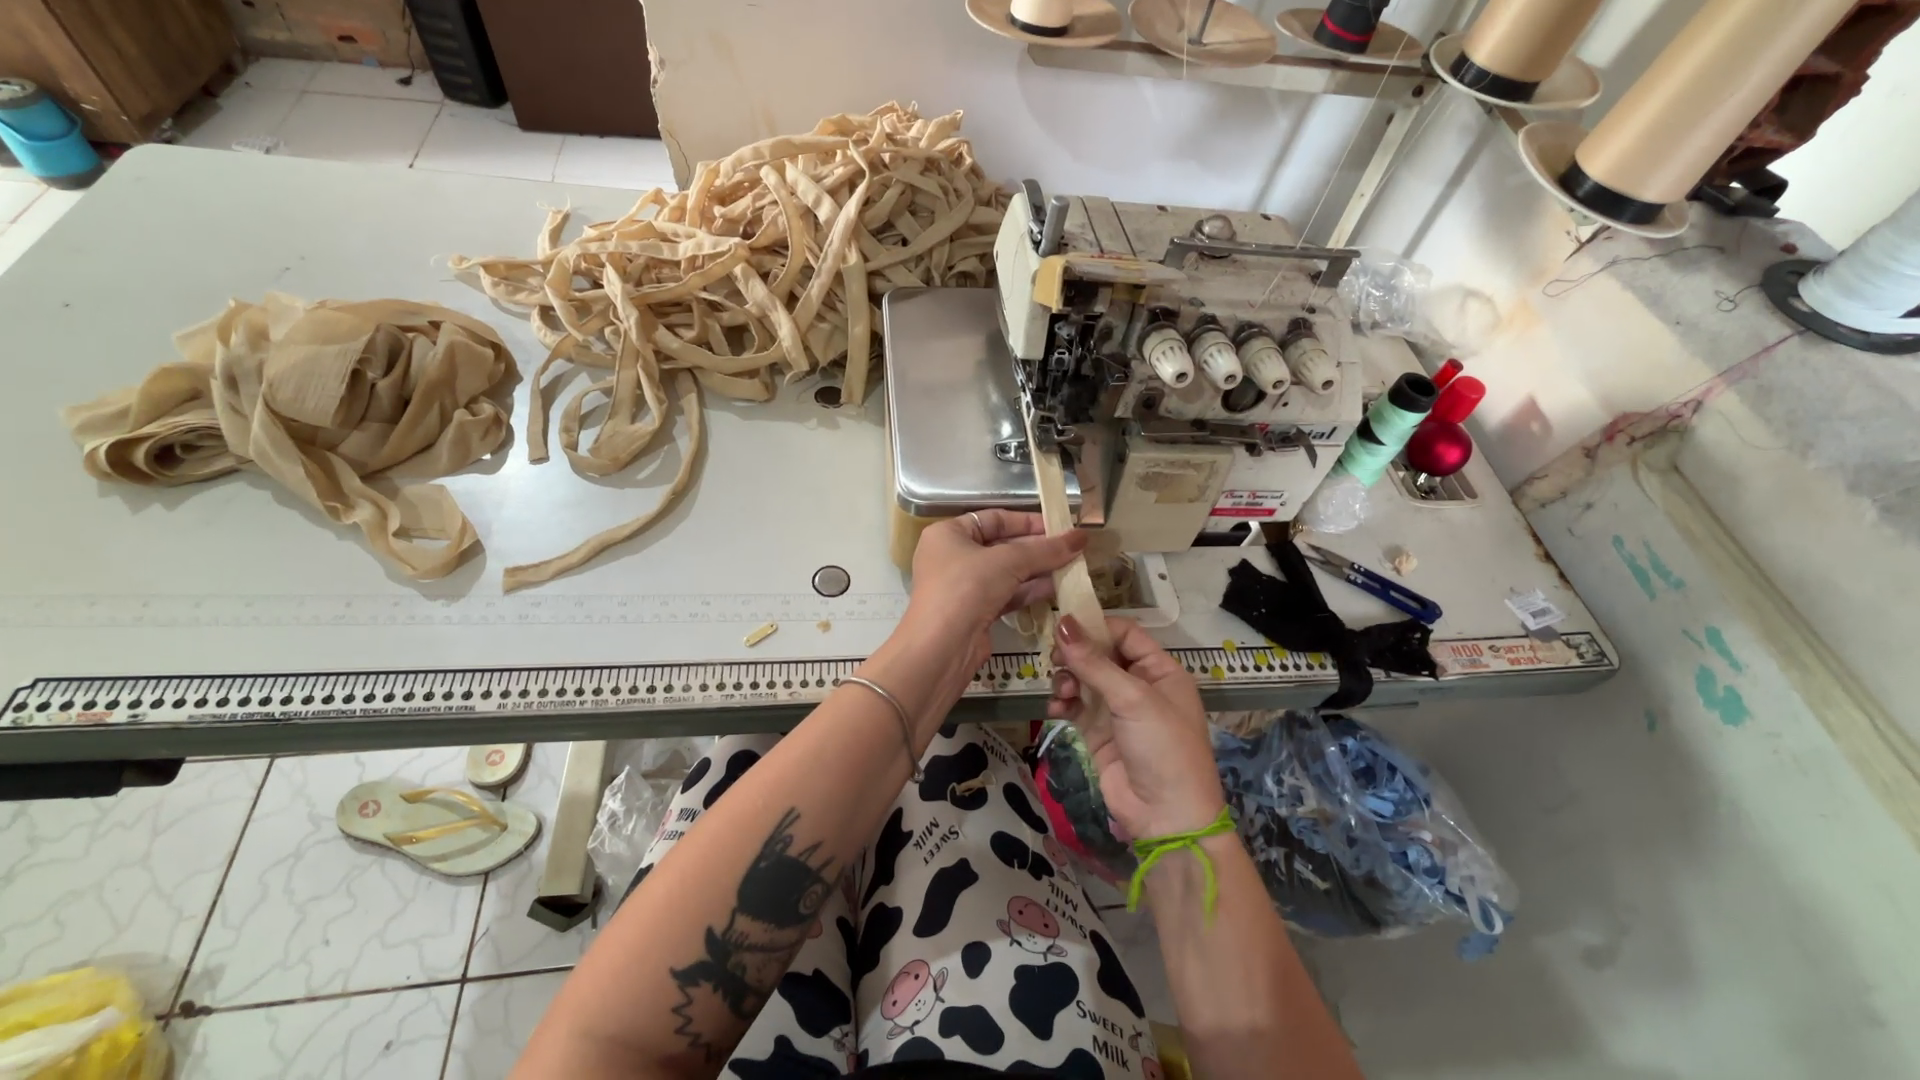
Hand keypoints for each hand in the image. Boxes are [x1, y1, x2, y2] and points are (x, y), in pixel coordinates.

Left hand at [900, 510, 1087, 674]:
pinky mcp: (976, 612)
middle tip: (1073, 548)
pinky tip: (1058, 587)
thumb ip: (1046, 549)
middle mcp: (953, 557)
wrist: (942, 648)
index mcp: (948, 534)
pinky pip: (1007, 594)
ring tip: (1073, 566)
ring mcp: (964, 587)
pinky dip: (1030, 590)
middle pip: (1002, 545)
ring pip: (1007, 572)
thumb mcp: (1008, 561)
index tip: (1059, 526)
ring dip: (1039, 569)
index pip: (994, 519)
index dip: (1027, 521)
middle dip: (1037, 547)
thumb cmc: (967, 588)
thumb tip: (1081, 537)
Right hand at [1049, 615, 1225, 839]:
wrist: (1166, 816)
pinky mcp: (1098, 733)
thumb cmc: (1163, 747)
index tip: (1064, 625)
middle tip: (1054, 658)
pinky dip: (1062, 704)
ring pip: (1083, 680)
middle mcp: (1140, 687)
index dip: (1097, 627)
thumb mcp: (1132, 699)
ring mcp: (1117, 711)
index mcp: (1161, 672)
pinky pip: (1074, 707)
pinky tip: (1055, 710)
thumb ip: (1094, 662)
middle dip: (1076, 655)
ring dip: (1067, 680)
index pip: (1126, 634)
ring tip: (1061, 691)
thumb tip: (1063, 623)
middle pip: (1100, 655)